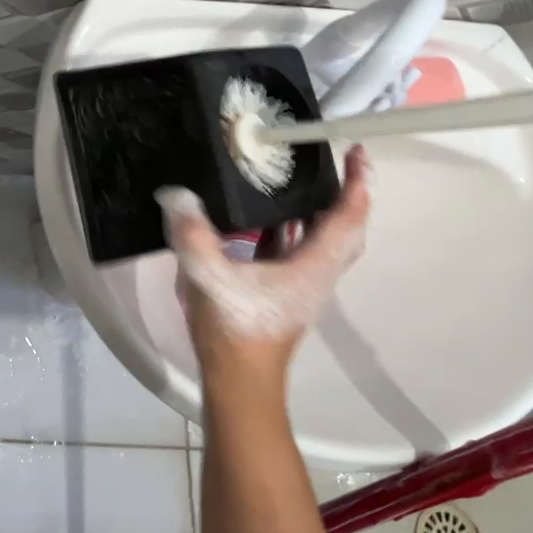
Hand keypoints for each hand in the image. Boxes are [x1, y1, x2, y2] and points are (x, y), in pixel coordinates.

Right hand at [159, 145, 371, 380]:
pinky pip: (299, 247)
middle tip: (334, 160)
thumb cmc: (235, 330)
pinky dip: (294, 224)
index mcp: (312, 268)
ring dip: (321, 208)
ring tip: (300, 177)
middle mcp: (316, 273)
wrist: (239, 381)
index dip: (356, 184)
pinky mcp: (283, 289)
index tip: (356, 151)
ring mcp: (301, 283)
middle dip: (345, 193)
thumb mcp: (208, 277)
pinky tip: (266, 212)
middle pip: (344, 228)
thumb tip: (176, 193)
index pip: (346, 219)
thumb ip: (192, 234)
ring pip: (324, 239)